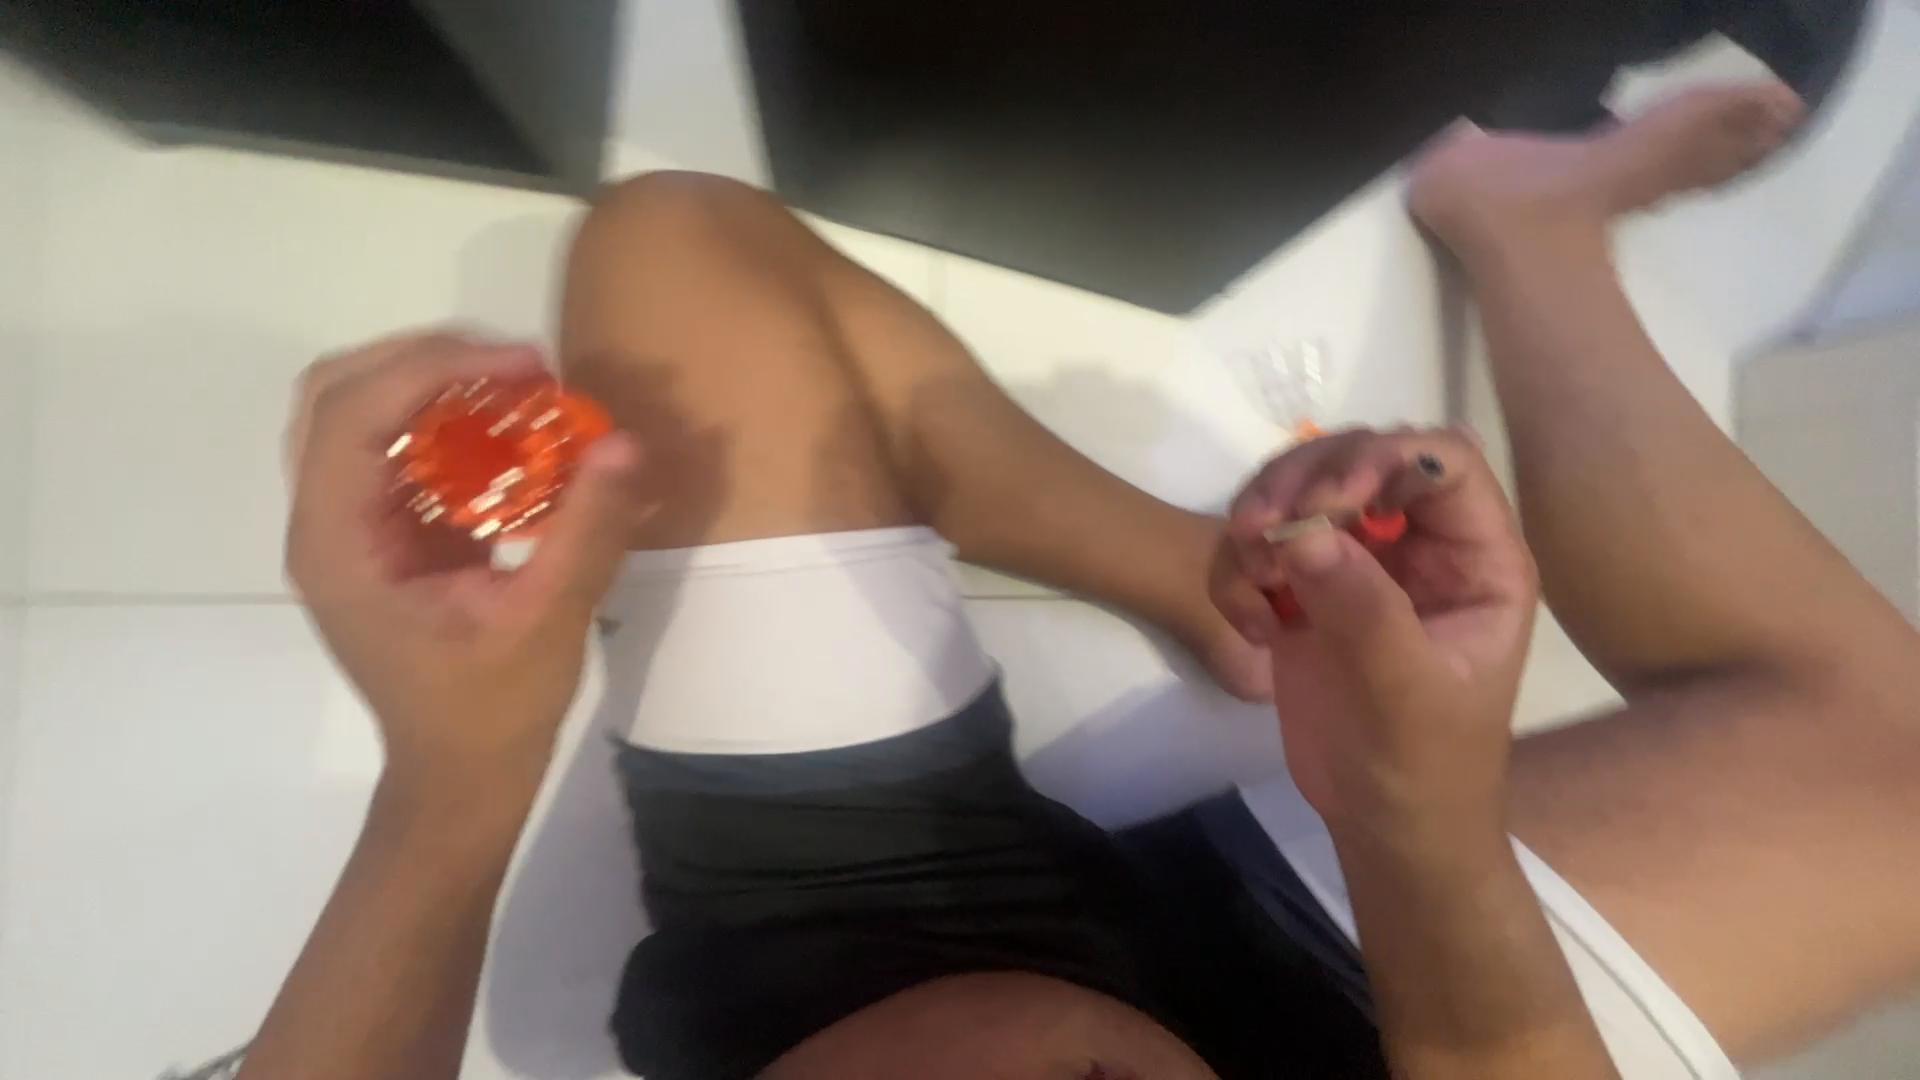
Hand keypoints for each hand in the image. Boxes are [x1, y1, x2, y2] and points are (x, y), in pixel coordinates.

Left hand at [286, 332, 638, 798]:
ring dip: (437, 387)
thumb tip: (625, 444)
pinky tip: (514, 440)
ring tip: (520, 388)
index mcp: (342, 545)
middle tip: (521, 367)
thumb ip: (588, 530)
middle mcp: (327, 525)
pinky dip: (452, 427)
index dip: (436, 369)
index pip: (354, 416)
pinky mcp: (388, 538)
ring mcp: (352, 530)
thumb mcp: (551, 618)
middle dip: (429, 362)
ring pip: (363, 417)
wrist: (463, 769)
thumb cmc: (493, 707)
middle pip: (339, 397)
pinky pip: (402, 454)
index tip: (528, 365)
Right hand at [1211, 427, 1536, 834]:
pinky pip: (1254, 546)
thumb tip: (1302, 531)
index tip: (1324, 503)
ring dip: (1255, 527)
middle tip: (1253, 529)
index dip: (1380, 460)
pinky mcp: (1300, 589)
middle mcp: (1412, 544)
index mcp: (1472, 557)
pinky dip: (1236, 575)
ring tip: (1254, 591)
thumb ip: (1365, 609)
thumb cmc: (1422, 763)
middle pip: (1351, 460)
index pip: (1438, 462)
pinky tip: (1253, 630)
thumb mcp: (1407, 692)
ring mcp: (1352, 563)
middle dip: (1297, 484)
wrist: (1378, 817)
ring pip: (1293, 493)